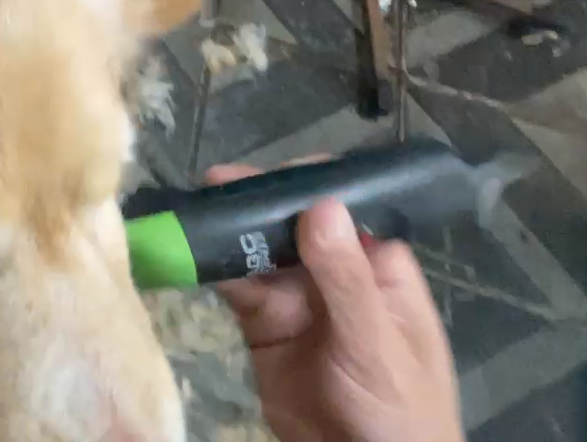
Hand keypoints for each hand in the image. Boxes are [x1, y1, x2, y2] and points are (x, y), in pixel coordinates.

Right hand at [205, 163, 464, 441]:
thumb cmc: (396, 414)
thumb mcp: (377, 347)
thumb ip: (346, 279)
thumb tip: (321, 204)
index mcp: (379, 272)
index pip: (348, 210)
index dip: (312, 183)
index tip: (275, 172)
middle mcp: (334, 273)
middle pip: (293, 220)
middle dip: (257, 198)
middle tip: (217, 182)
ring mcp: (295, 294)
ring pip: (258, 244)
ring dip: (228, 225)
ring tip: (195, 206)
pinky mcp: (261, 317)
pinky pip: (234, 280)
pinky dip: (210, 262)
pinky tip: (189, 247)